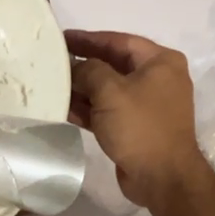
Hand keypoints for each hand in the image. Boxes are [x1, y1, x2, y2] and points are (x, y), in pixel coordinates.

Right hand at [66, 29, 214, 214]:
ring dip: (82, 89)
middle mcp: (157, 79)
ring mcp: (146, 106)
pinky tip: (64, 108)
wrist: (162, 177)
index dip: (89, 39)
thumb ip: (89, 71)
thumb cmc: (140, 127)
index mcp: (160, 62)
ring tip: (53, 86)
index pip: (119, 41)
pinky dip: (88, 110)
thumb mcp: (111, 92)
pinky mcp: (135, 129)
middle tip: (54, 62)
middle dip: (84, 64)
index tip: (62, 38)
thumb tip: (75, 68)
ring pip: (109, 91)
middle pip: (113, 65)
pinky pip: (108, 112)